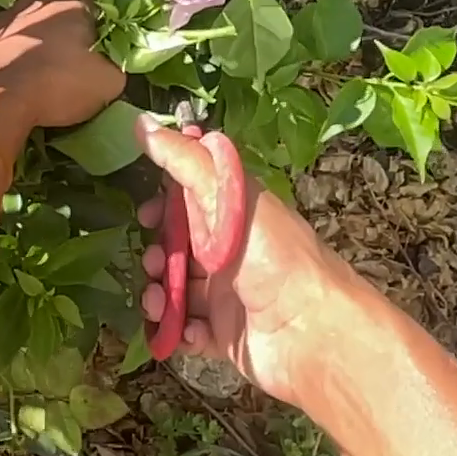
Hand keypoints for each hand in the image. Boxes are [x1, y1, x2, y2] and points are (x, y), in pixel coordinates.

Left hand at [0, 0, 125, 152]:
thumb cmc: (57, 84)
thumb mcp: (107, 83)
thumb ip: (114, 66)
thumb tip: (109, 67)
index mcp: (70, 1)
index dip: (97, 20)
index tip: (99, 42)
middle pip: (55, 3)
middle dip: (62, 22)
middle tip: (71, 51)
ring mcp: (5, 16)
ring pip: (26, 18)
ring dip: (34, 34)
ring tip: (41, 63)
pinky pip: (4, 39)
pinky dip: (11, 51)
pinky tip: (15, 72)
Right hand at [135, 118, 363, 407]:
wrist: (315, 334)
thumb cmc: (272, 255)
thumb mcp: (225, 196)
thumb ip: (183, 159)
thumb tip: (141, 121)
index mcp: (234, 213)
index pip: (189, 198)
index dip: (163, 204)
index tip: (147, 214)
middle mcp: (229, 250)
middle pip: (176, 246)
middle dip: (155, 254)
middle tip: (152, 263)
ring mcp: (227, 294)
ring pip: (176, 289)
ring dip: (159, 295)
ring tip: (159, 304)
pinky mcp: (226, 334)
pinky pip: (188, 329)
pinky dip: (177, 330)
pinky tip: (184, 330)